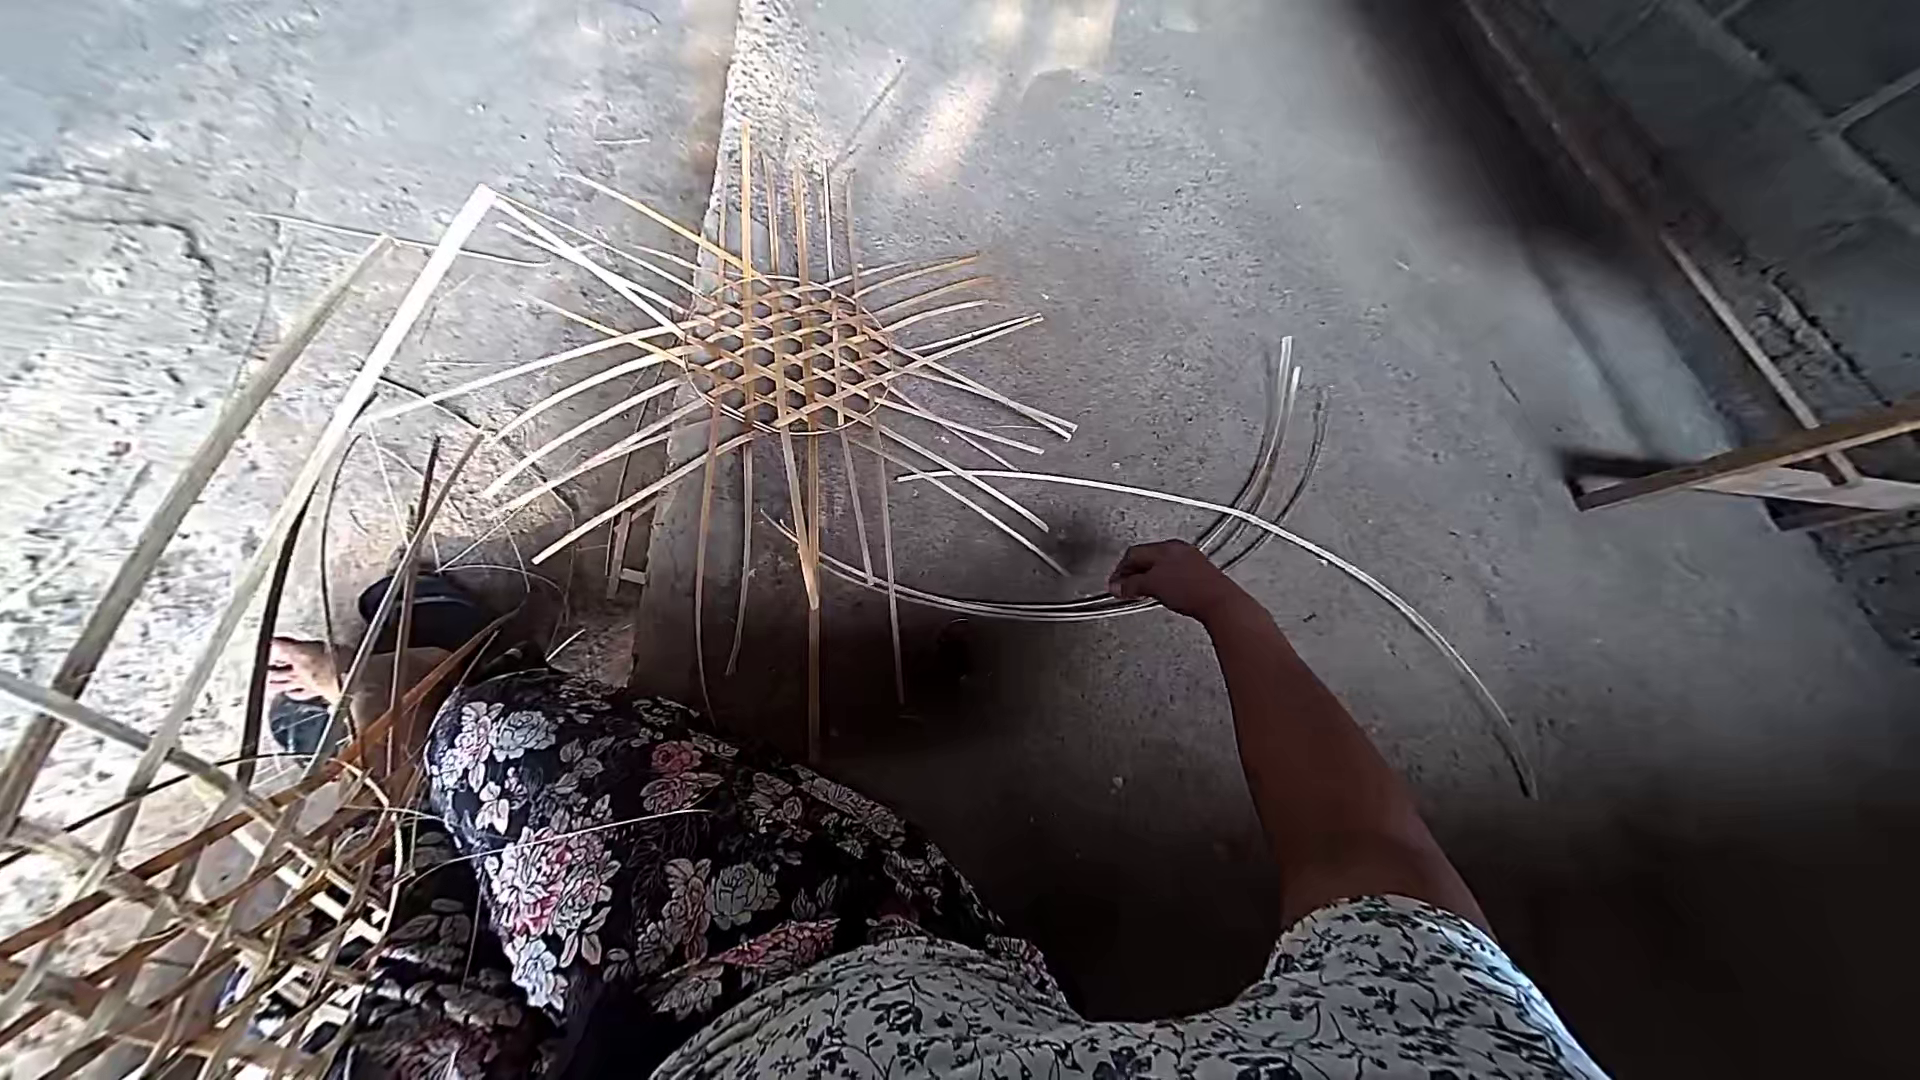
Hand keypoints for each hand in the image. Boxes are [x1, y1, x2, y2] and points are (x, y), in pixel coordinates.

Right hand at [1107, 540, 1257, 622]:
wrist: (1220, 602)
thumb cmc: (1192, 590)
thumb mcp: (1152, 586)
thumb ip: (1131, 585)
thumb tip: (1118, 587)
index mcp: (1165, 547)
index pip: (1133, 554)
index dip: (1120, 570)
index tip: (1114, 584)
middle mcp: (1178, 550)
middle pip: (1146, 559)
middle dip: (1132, 574)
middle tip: (1124, 588)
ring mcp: (1190, 561)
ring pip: (1160, 567)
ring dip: (1147, 579)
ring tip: (1141, 592)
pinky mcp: (1199, 574)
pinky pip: (1173, 575)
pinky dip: (1162, 583)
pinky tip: (1162, 594)